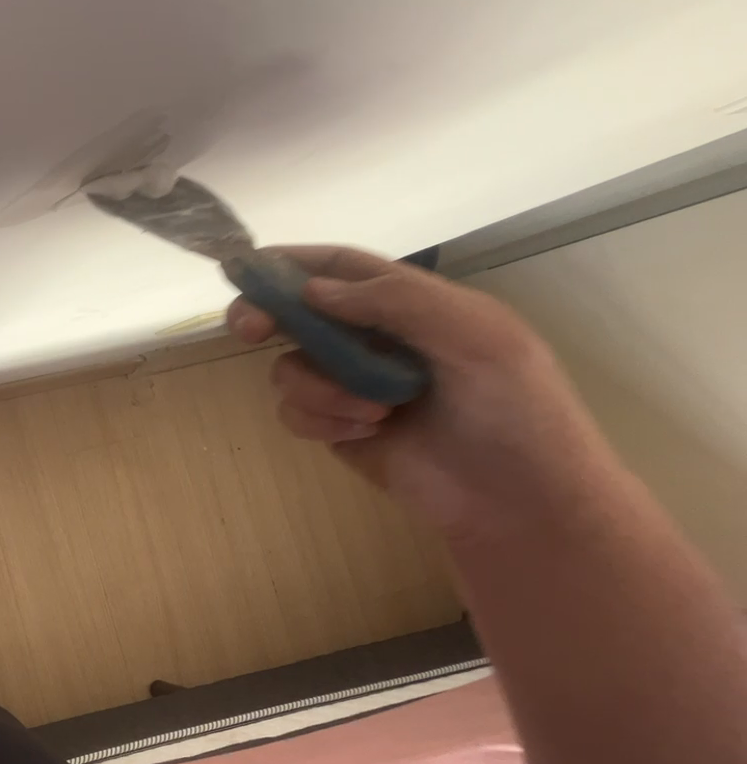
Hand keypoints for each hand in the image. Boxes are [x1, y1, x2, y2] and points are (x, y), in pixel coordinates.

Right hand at [227, 246, 613, 541]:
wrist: (519, 501)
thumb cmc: (516, 410)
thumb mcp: (478, 337)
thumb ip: (398, 301)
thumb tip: (312, 290)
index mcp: (410, 306)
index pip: (340, 268)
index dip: (290, 261)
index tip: (245, 268)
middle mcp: (372, 340)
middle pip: (295, 314)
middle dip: (265, 317)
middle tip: (249, 331)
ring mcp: (350, 385)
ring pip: (289, 368)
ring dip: (317, 388)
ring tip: (371, 412)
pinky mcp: (336, 426)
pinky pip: (294, 412)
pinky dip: (320, 419)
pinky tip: (364, 432)